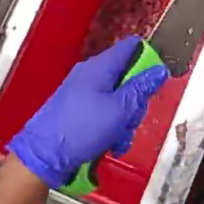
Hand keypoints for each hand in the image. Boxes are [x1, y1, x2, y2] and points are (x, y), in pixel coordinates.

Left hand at [8, 36, 170, 188]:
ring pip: (118, 99)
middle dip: (136, 101)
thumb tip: (160, 70)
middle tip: (132, 119)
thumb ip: (142, 88)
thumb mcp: (120, 109)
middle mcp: (90, 74)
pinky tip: (109, 145)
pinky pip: (104, 113)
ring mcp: (82, 92)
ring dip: (124, 120)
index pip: (131, 47)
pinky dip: (110, 128)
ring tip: (118, 138)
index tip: (156, 82)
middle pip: (127, 78)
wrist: (43, 155)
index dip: (149, 60)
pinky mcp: (77, 110)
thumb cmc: (82, 129)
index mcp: (100, 67)